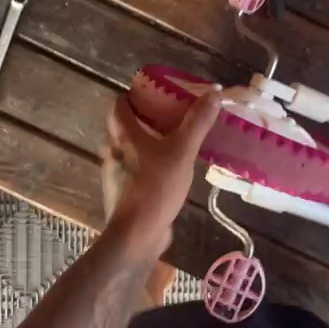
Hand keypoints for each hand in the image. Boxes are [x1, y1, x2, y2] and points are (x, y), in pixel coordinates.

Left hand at [101, 89, 220, 252]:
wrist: (137, 235)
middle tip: (174, 114)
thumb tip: (213, 93)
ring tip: (178, 140)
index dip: (135, 94)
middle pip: (126, 126)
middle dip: (147, 118)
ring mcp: (118, 174)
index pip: (119, 104)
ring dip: (151, 142)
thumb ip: (197, 122)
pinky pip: (138, 170)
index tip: (158, 91)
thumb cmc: (155, 187)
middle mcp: (115, 151)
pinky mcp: (126, 193)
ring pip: (132, 149)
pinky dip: (152, 164)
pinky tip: (173, 170)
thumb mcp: (182, 151)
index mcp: (123, 135)